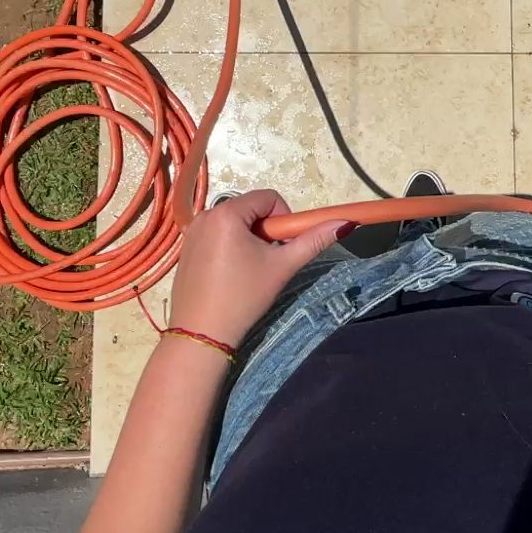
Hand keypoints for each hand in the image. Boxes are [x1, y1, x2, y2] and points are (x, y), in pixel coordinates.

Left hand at [166, 190, 351, 348]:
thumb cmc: (244, 296)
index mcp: (227, 214)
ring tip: (249, 269)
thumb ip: (314, 241)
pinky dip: (231, 245)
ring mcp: (193, 231)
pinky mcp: (186, 247)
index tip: (282, 247)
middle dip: (266, 230)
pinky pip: (217, 233)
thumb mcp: (283, 266)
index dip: (284, 219)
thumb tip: (345, 223)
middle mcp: (205, 215)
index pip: (268, 197)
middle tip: (267, 260)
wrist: (201, 334)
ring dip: (249, 238)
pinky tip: (231, 274)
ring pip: (235, 222)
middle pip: (250, 208)